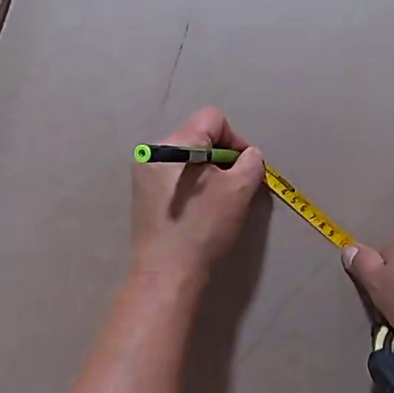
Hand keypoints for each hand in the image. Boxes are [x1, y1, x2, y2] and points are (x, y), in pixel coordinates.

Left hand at [130, 106, 264, 291]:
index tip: (244, 168)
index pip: (213, 119)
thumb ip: (251, 162)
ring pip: (188, 157)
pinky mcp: (142, 193)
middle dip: (222, 156)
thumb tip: (248, 156)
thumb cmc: (206, 228)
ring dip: (208, 171)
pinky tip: (199, 209)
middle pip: (199, 136)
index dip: (235, 139)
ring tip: (217, 199)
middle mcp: (153, 151)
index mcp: (174, 145)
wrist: (168, 274)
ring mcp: (143, 172)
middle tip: (234, 185)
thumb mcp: (240, 190)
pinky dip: (193, 183)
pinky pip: (175, 173)